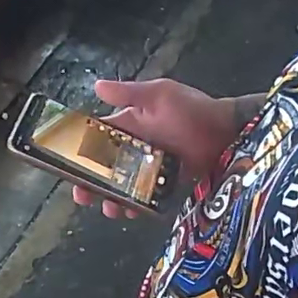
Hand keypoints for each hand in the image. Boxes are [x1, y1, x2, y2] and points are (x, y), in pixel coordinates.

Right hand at [74, 79, 241, 218]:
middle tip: (83, 196)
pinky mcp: (165, 187)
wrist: (230, 134)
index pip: (96, 140)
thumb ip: (129, 93)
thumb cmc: (194, 111)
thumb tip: (96, 85)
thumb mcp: (160, 95)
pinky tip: (131, 212)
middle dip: (90, 184)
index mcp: (129, 126)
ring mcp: (150, 170)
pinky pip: (145, 200)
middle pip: (104, 170)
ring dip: (111, 200)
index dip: (79, 153)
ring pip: (122, 188)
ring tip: (110, 208)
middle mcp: (136, 149)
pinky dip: (135, 208)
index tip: (67, 168)